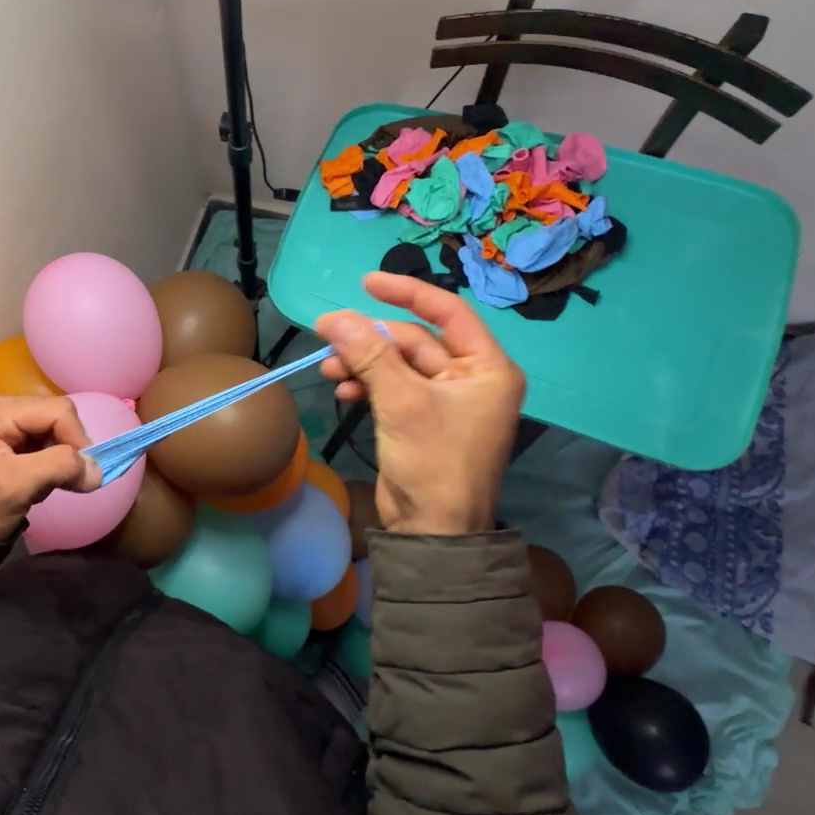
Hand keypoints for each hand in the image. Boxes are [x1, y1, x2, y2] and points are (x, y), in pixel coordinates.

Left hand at [0, 395, 101, 541]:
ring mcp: (3, 425)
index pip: (56, 410)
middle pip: (56, 418)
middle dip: (66, 450)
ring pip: (53, 432)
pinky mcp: (8, 443)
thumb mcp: (16, 486)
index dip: (77, 438)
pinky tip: (36, 485)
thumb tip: (99, 471)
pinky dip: (48, 466)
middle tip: (63, 481)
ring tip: (42, 486)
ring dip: (57, 460)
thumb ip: (58, 468)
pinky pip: (43, 445)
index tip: (84, 472)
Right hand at [314, 273, 524, 535]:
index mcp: (487, 367)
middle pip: (414, 339)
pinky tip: (342, 390)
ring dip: (362, 362)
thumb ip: (370, 354)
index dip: (406, 292)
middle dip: (370, 340)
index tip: (365, 282)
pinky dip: (366, 384)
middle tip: (327, 337)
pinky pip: (391, 387)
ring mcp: (445, 399)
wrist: (433, 532)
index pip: (448, 312)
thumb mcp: (402, 403)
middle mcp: (470, 378)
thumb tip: (334, 317)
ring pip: (397, 363)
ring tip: (329, 370)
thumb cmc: (434, 463)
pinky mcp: (421, 418)